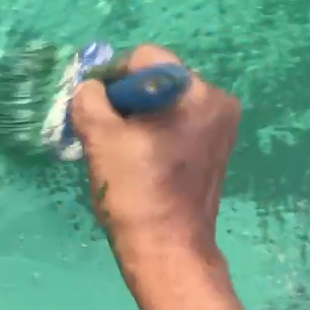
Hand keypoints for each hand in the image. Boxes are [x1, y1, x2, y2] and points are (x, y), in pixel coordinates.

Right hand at [70, 45, 256, 309]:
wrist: (166, 249)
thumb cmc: (134, 194)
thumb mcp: (102, 142)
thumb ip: (90, 103)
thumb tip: (89, 89)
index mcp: (194, 92)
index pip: (144, 60)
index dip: (111, 81)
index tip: (93, 113)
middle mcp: (217, 101)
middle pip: (157, 82)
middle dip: (126, 105)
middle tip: (105, 139)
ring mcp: (220, 128)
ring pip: (165, 107)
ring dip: (138, 123)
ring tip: (121, 157)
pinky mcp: (215, 152)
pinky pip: (177, 129)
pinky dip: (154, 139)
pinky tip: (140, 167)